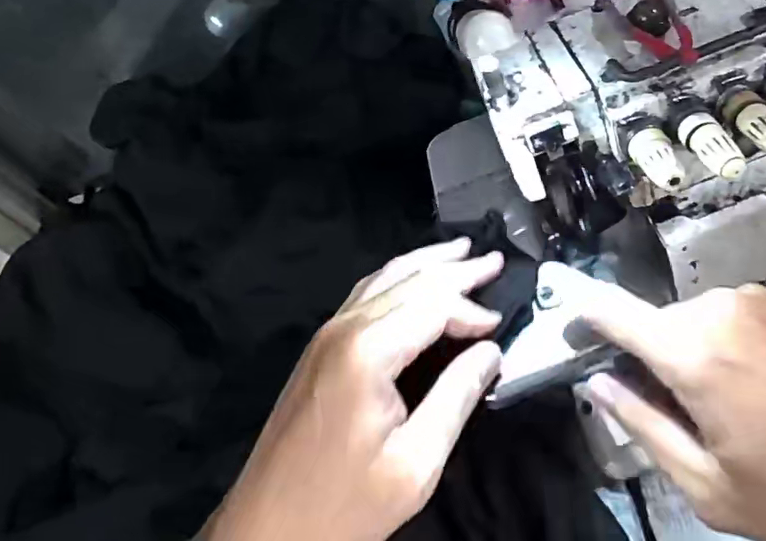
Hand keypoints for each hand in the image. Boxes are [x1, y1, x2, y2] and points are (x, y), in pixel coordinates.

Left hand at [202, 238, 504, 540]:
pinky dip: (401, 276)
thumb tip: (490, 352)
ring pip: (387, 277)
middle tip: (494, 260)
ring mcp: (329, 331)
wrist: (264, 530)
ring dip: (427, 264)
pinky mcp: (321, 345)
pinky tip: (414, 278)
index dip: (471, 309)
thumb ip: (455, 397)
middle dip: (456, 269)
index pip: (433, 305)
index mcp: (368, 350)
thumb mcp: (414, 465)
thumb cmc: (342, 505)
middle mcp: (346, 326)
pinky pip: (368, 291)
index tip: (501, 325)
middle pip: (411, 280)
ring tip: (461, 252)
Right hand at [577, 282, 765, 540]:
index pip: (614, 312)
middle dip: (657, 354)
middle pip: (661, 321)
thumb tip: (600, 387)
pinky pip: (736, 313)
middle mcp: (719, 307)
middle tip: (681, 409)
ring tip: (737, 404)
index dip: (585, 314)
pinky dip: (733, 340)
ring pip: (698, 316)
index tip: (569, 324)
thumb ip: (642, 428)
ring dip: (698, 348)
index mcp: (692, 352)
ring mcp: (758, 297)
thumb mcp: (710, 488)